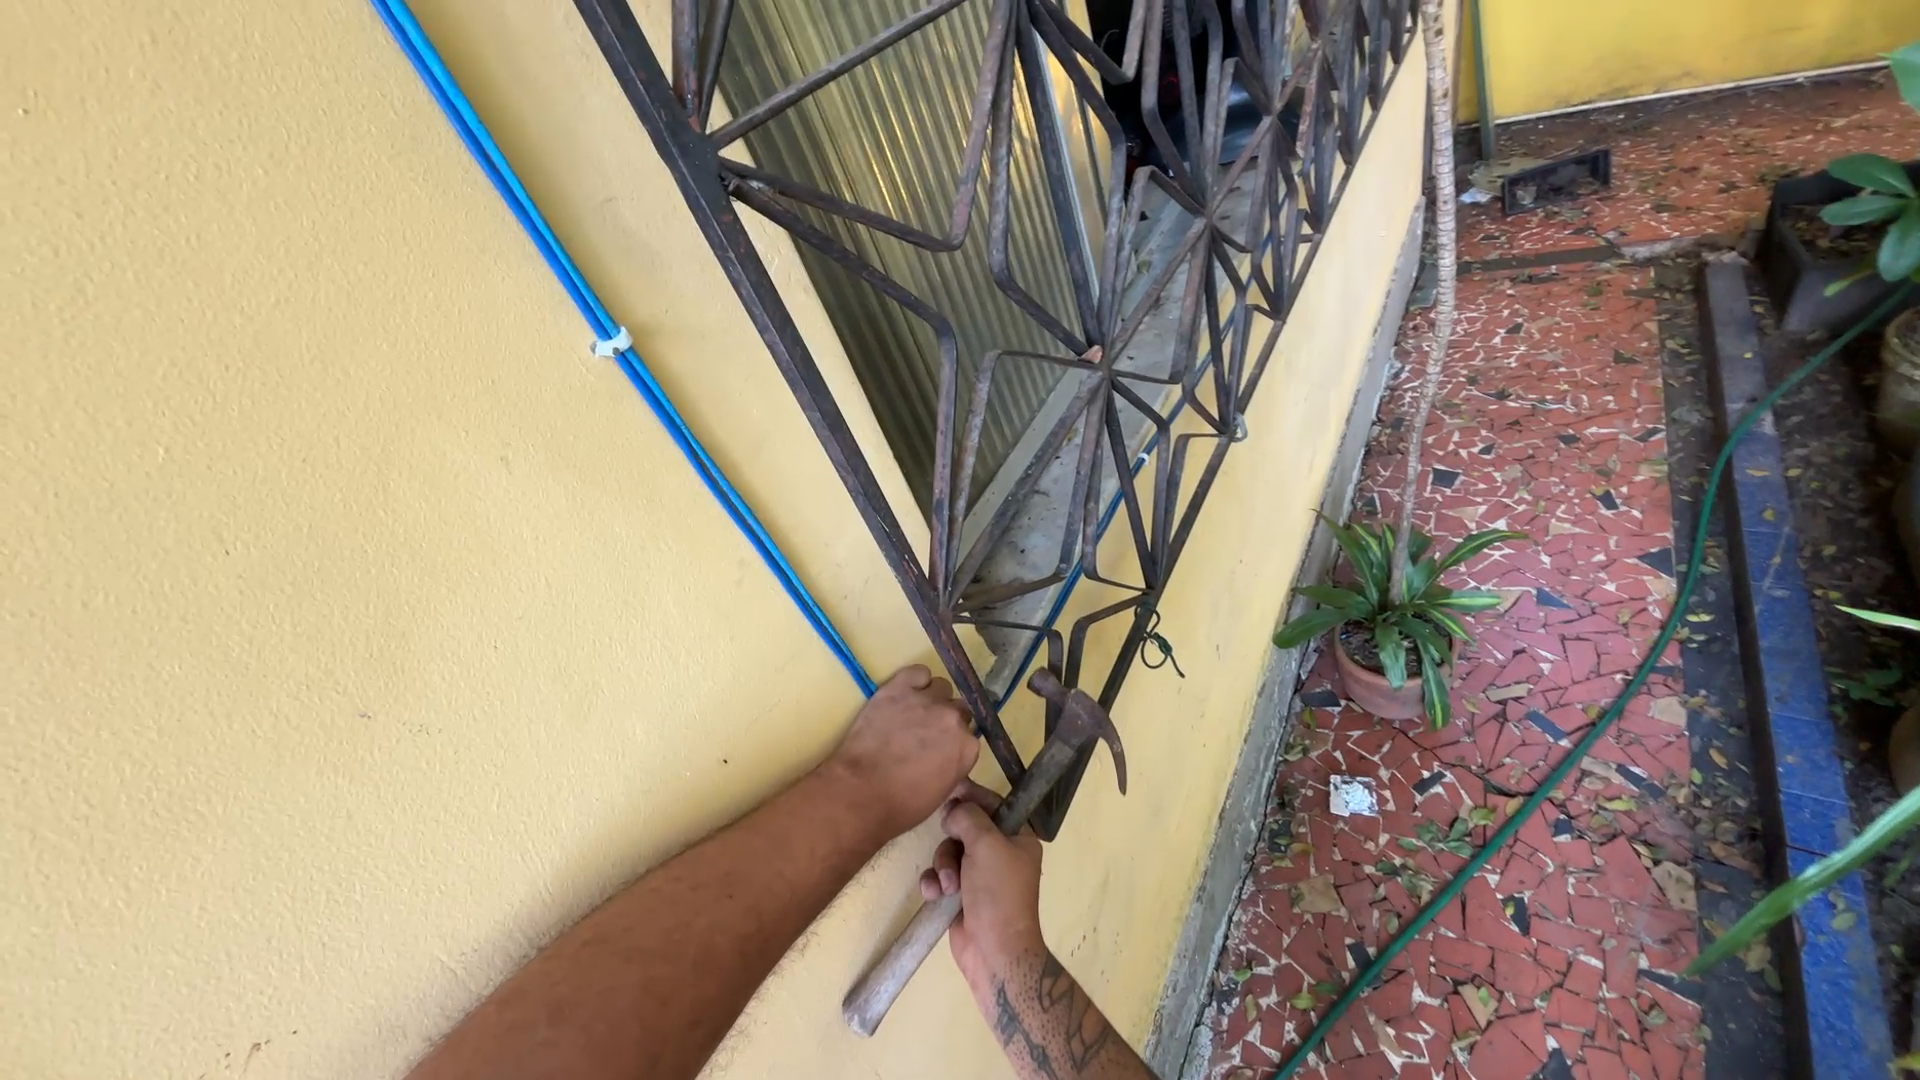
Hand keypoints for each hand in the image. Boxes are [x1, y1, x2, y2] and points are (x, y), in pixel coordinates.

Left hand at [823, 665, 978, 840]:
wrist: (861, 792)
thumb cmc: (900, 805)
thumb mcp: (941, 792)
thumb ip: (953, 765)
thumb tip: (948, 756)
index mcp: (967, 747)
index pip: (968, 735)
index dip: (952, 742)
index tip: (939, 749)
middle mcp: (954, 718)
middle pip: (957, 709)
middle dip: (944, 721)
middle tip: (923, 734)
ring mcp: (927, 699)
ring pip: (941, 687)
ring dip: (931, 698)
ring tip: (911, 713)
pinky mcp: (900, 687)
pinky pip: (918, 671)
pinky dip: (914, 680)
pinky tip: (904, 693)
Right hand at [918, 782, 1045, 997]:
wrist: (994, 952)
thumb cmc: (998, 892)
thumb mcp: (986, 844)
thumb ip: (969, 817)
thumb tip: (954, 810)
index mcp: (1017, 837)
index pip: (993, 805)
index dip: (972, 796)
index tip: (950, 790)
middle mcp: (1000, 853)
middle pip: (966, 827)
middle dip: (953, 838)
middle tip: (950, 838)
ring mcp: (979, 875)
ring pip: (949, 851)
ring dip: (943, 865)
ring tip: (947, 885)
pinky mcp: (960, 895)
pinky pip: (940, 875)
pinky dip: (935, 882)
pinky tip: (935, 894)